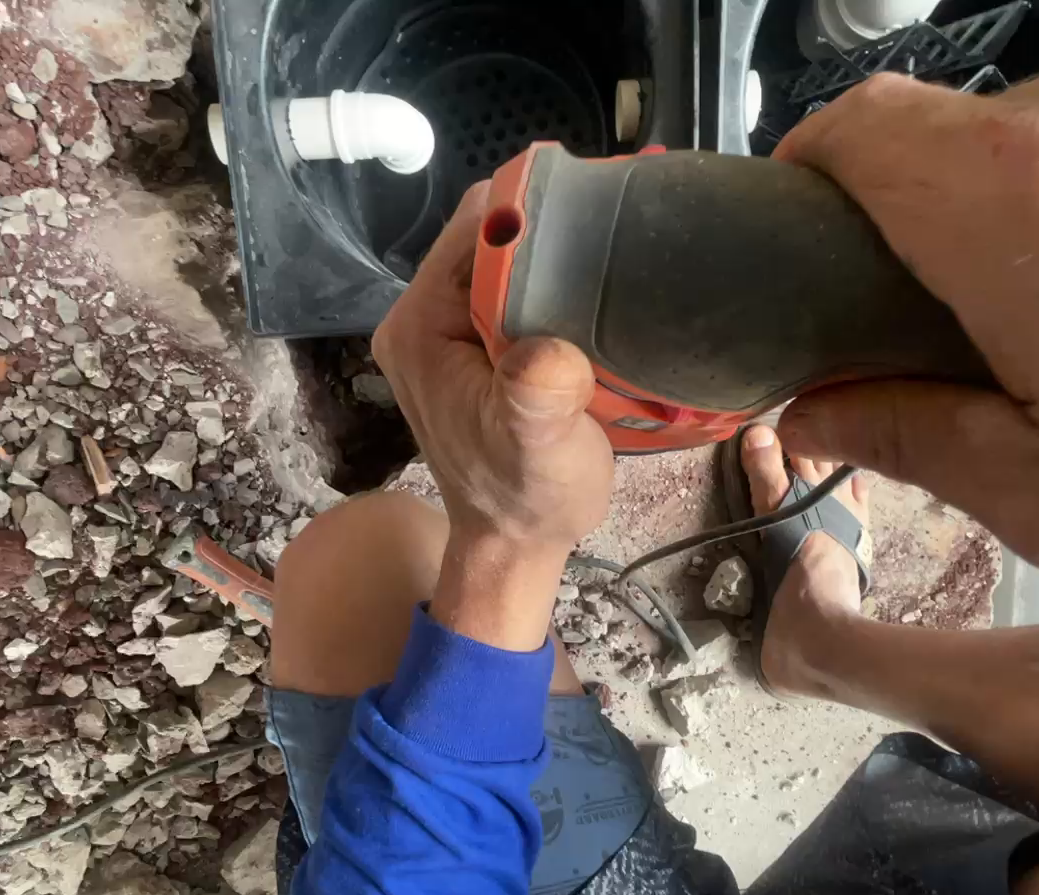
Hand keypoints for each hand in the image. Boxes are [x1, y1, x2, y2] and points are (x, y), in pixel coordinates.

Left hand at [371, 183, 614, 648]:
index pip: (476, 228)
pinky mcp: (470, 351)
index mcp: (420, 327)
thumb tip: (549, 345)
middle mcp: (421, 322)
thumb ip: (535, 393)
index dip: (537, 208)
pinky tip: (590, 297)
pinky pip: (511, 296)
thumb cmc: (527, 500)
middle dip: (550, 231)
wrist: (515, 542)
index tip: (600, 212)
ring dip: (555, 260)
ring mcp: (443, 336)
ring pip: (504, 265)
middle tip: (617, 236)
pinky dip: (551, 289)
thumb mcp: (536, 449)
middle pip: (489, 239)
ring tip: (612, 261)